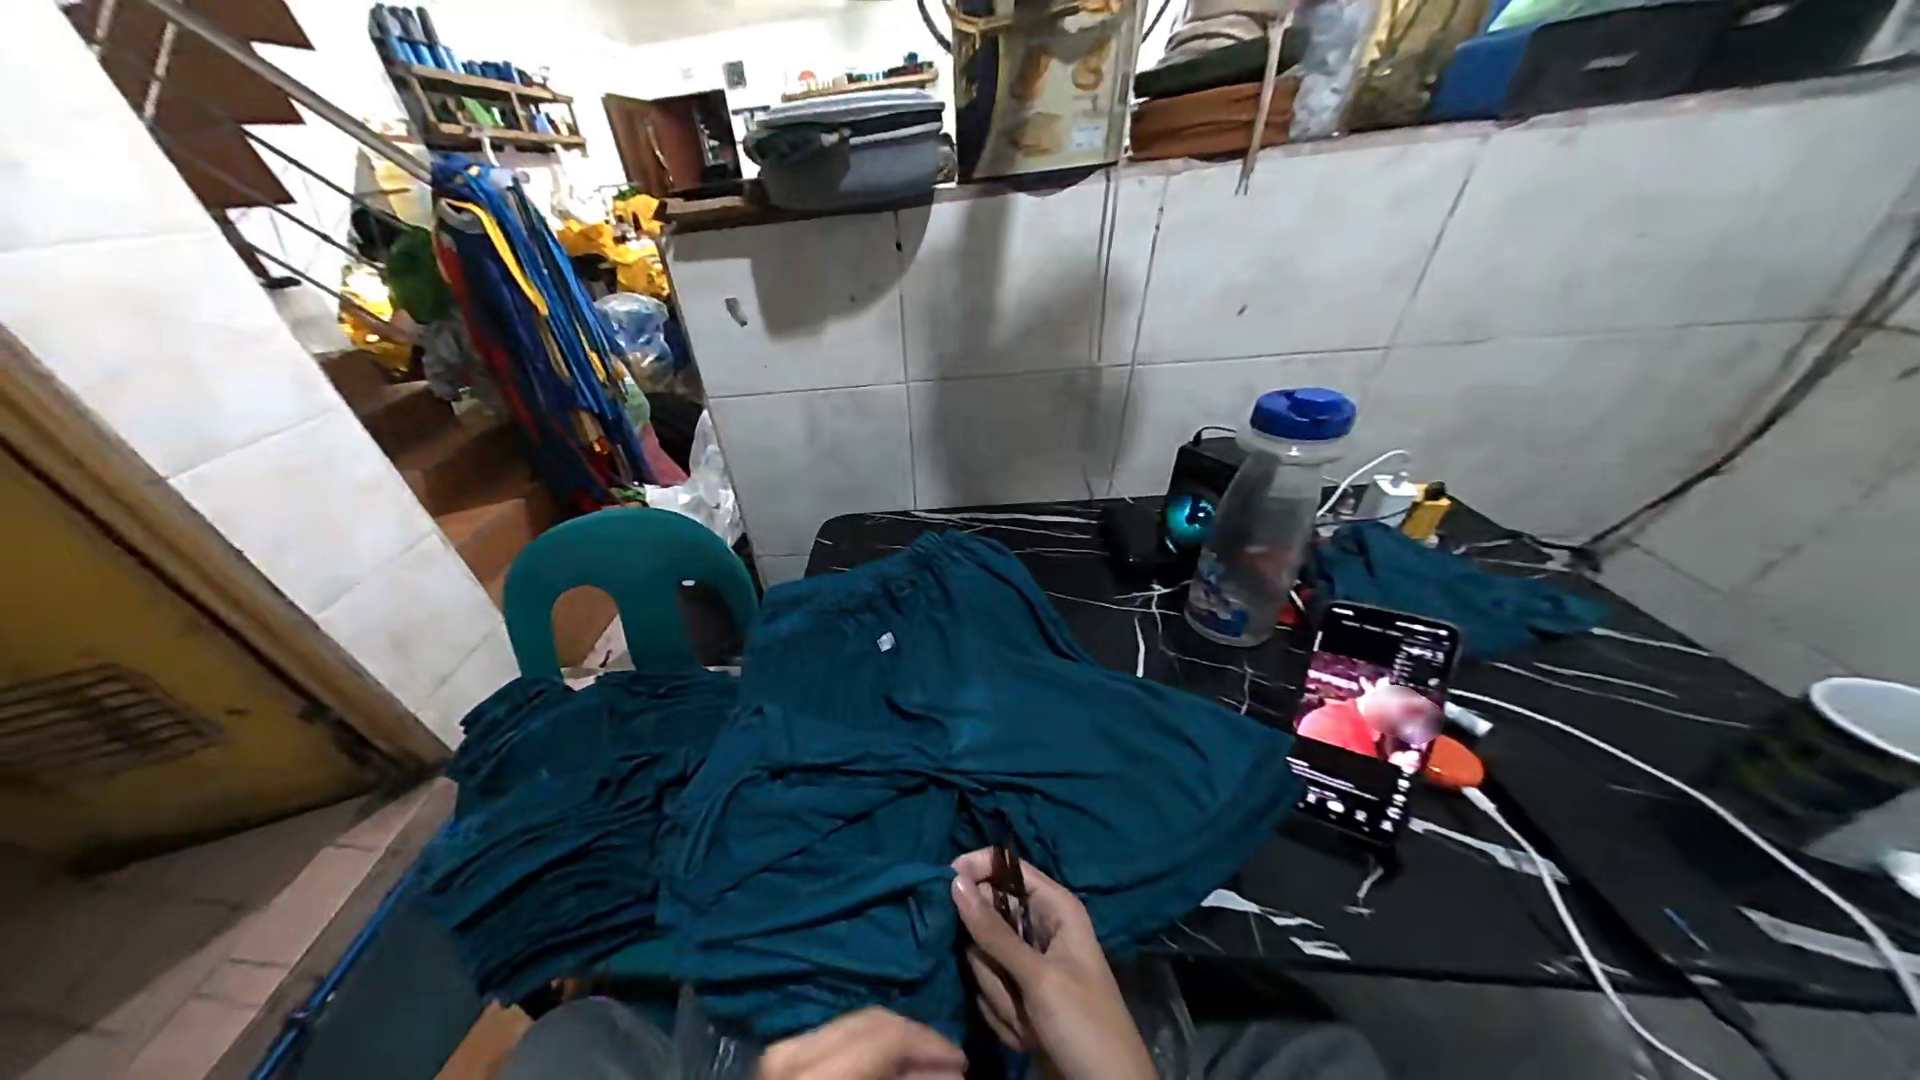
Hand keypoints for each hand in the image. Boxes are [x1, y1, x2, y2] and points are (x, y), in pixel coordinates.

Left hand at [757, 1007, 965, 1079]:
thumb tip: (950, 1071)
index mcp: (813, 1070)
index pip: (883, 1033)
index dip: (929, 1043)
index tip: (963, 1060)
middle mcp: (792, 1051)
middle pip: (868, 1020)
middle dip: (913, 1039)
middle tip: (951, 1062)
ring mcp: (779, 1055)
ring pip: (851, 1026)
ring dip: (891, 1042)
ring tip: (924, 1065)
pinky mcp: (777, 1063)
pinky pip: (831, 1042)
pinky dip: (865, 1051)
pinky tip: (888, 1067)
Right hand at [950, 849, 1155, 1079]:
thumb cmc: (1084, 1024)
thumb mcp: (1038, 977)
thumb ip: (993, 931)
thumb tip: (955, 880)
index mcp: (1054, 906)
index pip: (1006, 866)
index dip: (976, 867)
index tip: (944, 882)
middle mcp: (1038, 926)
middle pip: (987, 917)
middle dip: (991, 960)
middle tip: (1015, 988)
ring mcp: (1026, 962)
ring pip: (983, 959)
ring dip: (1000, 995)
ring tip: (1030, 1019)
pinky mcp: (1017, 993)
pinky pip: (988, 989)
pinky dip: (1003, 1014)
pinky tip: (1029, 1034)